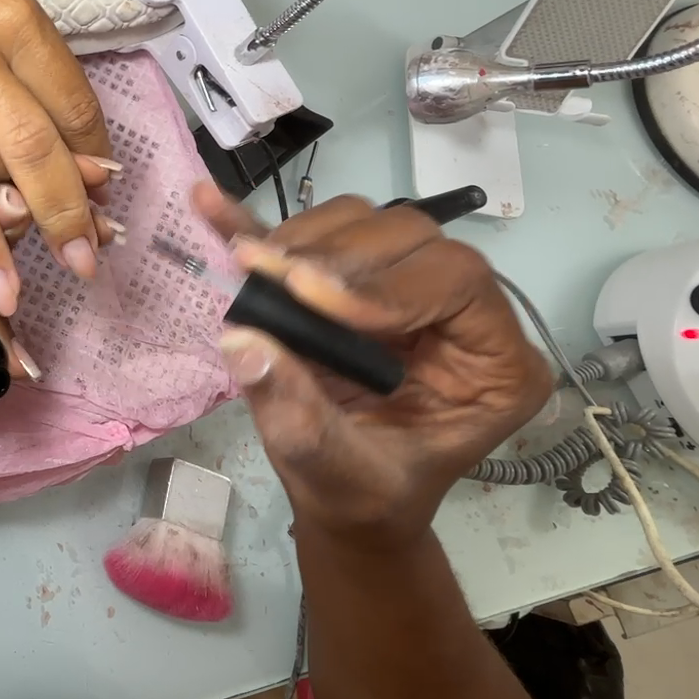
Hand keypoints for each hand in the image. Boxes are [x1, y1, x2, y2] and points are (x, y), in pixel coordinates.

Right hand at [194, 181, 552, 545]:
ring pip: (359, 222)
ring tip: (249, 265)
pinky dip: (253, 221)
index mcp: (490, 361)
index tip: (305, 296)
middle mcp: (454, 311)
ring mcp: (394, 286)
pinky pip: (303, 237)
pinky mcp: (339, 280)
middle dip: (332, 255)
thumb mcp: (335, 470)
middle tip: (267, 275)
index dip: (383, 282)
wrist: (343, 495)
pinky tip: (208, 203)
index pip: (457, 282)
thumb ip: (298, 414)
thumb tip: (243, 341)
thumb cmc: (361, 492)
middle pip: (406, 237)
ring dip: (299, 239)